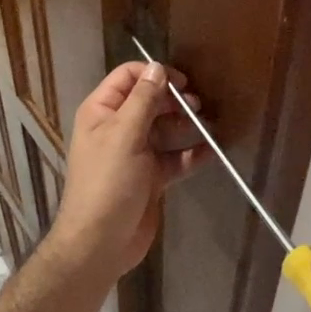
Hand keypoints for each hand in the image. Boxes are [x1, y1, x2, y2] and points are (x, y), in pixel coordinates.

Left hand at [49, 62, 205, 282]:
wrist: (99, 244)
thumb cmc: (107, 182)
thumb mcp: (124, 135)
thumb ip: (143, 100)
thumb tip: (156, 67)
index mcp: (102, 111)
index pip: (128, 77)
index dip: (154, 74)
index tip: (182, 82)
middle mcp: (117, 127)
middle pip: (149, 101)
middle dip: (174, 100)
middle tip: (198, 105)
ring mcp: (135, 153)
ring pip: (164, 129)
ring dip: (186, 125)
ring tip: (209, 124)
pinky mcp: (150, 177)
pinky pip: (174, 158)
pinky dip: (191, 154)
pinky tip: (211, 151)